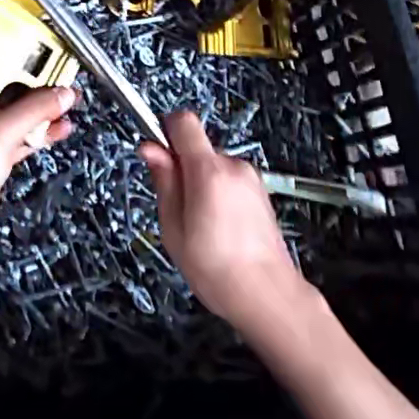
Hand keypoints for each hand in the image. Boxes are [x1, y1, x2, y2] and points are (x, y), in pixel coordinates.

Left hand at [0, 79, 76, 243]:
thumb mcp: (0, 131)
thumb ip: (34, 109)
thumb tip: (66, 92)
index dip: (24, 65)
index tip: (53, 61)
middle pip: (9, 93)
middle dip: (39, 90)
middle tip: (69, 84)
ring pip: (17, 117)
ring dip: (42, 113)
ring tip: (72, 105)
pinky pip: (19, 139)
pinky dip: (39, 134)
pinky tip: (61, 130)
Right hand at [140, 110, 313, 339]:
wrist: (268, 296)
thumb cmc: (215, 269)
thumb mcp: (174, 228)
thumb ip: (163, 181)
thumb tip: (150, 147)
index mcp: (209, 171)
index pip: (184, 121)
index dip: (165, 132)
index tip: (158, 158)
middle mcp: (233, 166)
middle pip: (197, 147)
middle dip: (182, 168)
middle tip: (178, 209)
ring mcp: (250, 178)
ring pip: (212, 165)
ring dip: (201, 184)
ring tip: (202, 225)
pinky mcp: (260, 191)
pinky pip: (229, 179)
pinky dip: (219, 193)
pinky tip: (221, 228)